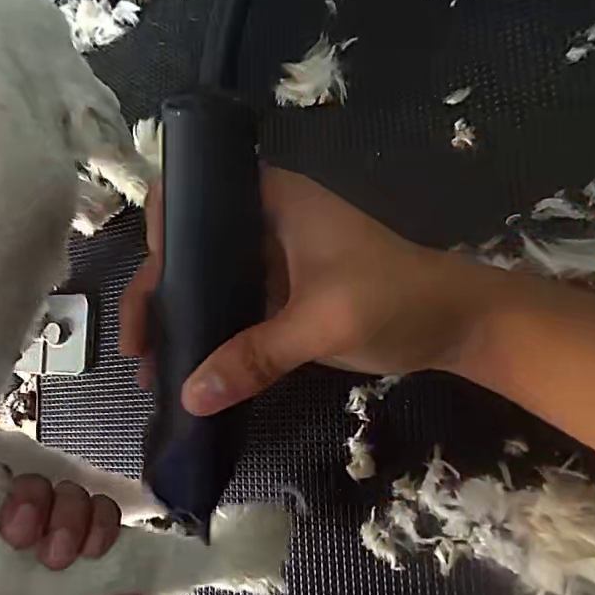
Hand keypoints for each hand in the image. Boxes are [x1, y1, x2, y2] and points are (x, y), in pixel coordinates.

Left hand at [0, 472, 196, 594]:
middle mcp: (8, 539)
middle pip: (19, 477)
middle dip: (23, 497)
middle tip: (17, 536)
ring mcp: (60, 543)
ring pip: (66, 487)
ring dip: (64, 512)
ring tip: (57, 559)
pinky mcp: (104, 552)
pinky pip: (106, 509)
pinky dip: (100, 521)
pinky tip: (88, 554)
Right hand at [119, 167, 503, 415]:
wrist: (453, 323)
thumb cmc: (396, 299)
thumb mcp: (325, 323)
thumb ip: (257, 356)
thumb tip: (191, 396)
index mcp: (271, 200)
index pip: (191, 198)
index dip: (160, 236)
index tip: (153, 288)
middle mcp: (263, 224)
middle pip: (191, 249)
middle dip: (160, 296)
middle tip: (140, 349)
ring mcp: (273, 262)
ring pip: (210, 285)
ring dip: (184, 322)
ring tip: (155, 372)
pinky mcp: (284, 298)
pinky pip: (236, 312)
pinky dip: (214, 338)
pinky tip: (192, 372)